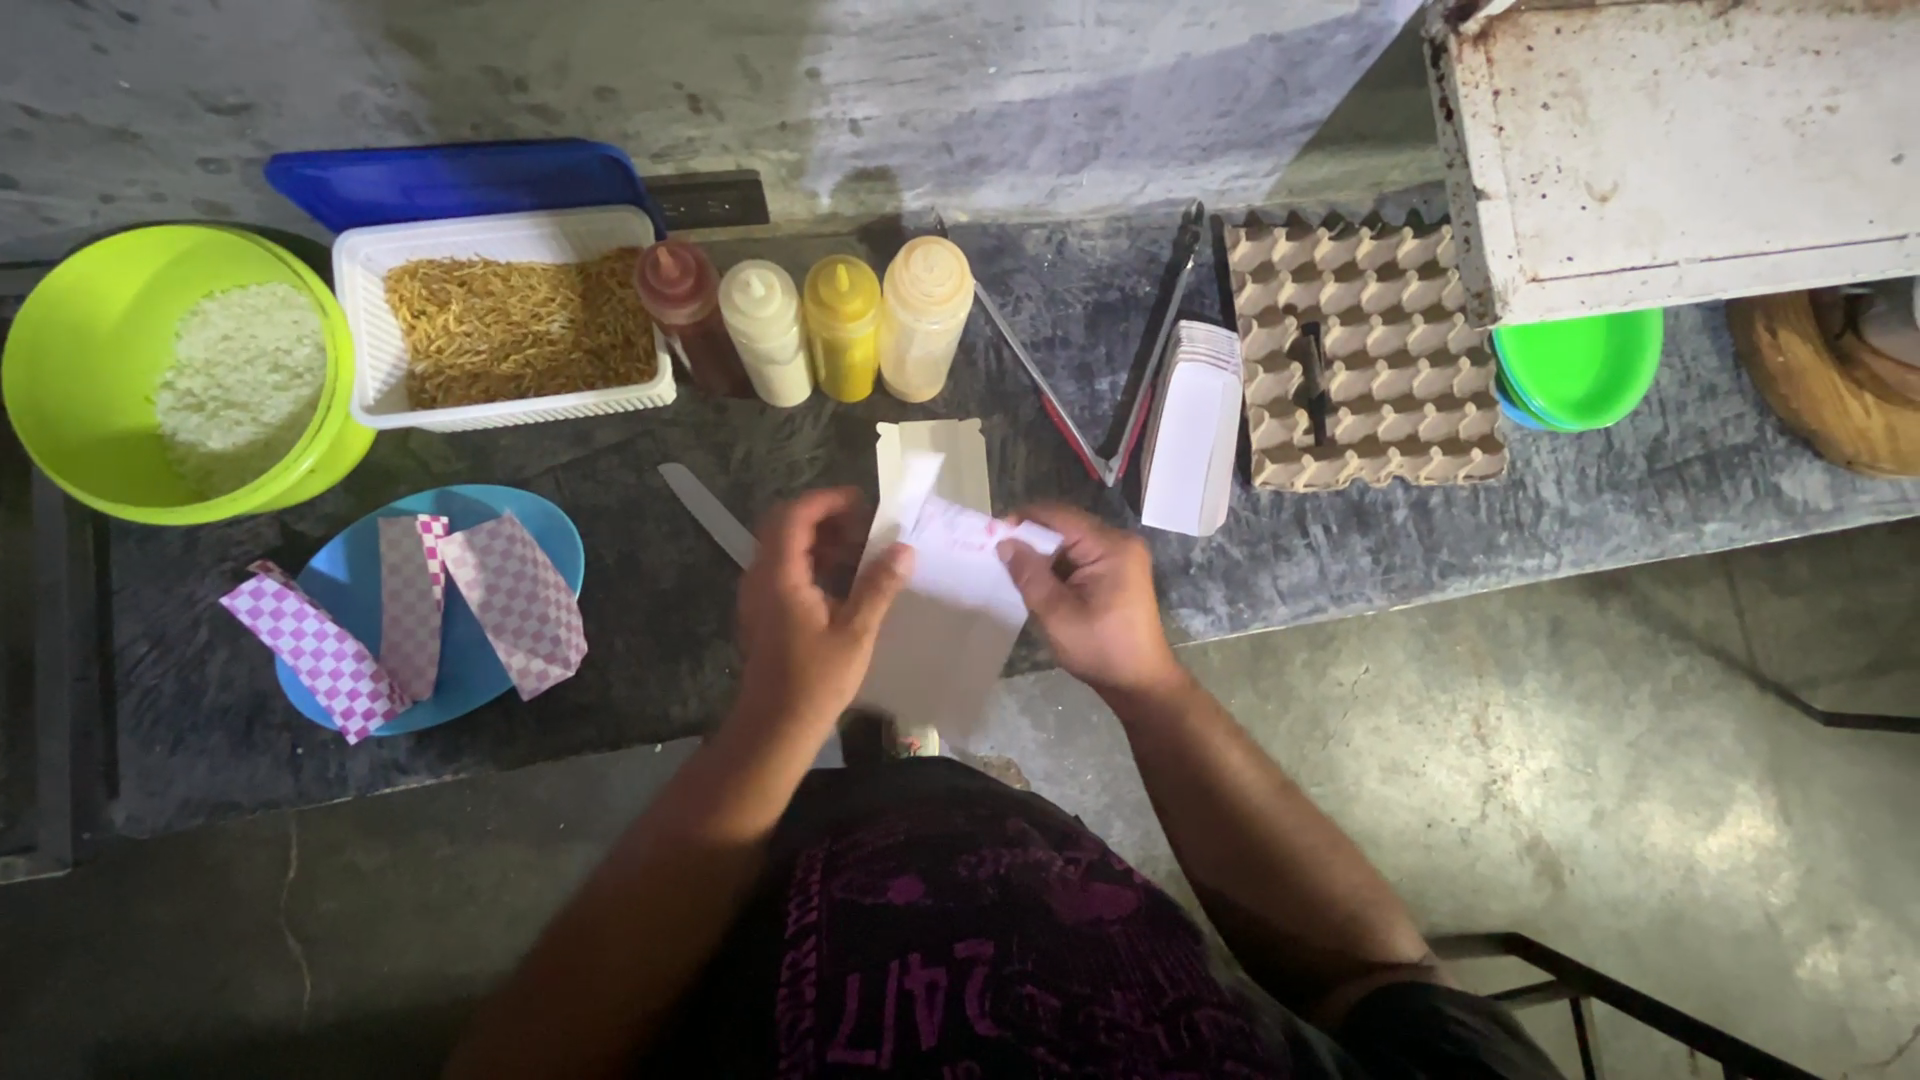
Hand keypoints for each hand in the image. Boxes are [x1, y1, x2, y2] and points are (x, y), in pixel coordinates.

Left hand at [735, 488, 913, 729]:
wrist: (775, 726)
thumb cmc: (816, 681)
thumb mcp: (856, 632)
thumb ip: (878, 586)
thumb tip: (904, 549)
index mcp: (780, 576)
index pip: (795, 516)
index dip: (828, 501)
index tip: (864, 503)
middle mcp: (761, 577)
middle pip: (785, 525)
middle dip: (826, 517)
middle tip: (865, 527)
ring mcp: (758, 594)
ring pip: (784, 547)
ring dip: (820, 540)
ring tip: (861, 552)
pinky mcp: (764, 611)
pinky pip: (784, 569)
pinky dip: (812, 562)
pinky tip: (843, 581)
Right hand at [996, 504, 1185, 699]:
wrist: (1139, 682)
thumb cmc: (1100, 649)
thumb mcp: (1057, 613)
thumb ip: (1029, 574)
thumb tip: (1005, 542)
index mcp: (1111, 546)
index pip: (1060, 516)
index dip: (1024, 519)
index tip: (993, 533)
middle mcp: (1120, 542)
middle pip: (1066, 525)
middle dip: (1032, 537)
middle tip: (999, 552)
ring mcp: (1122, 556)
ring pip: (1071, 541)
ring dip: (1044, 553)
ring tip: (1014, 567)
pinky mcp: (1118, 571)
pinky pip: (1081, 556)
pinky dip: (1058, 565)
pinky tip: (1039, 580)